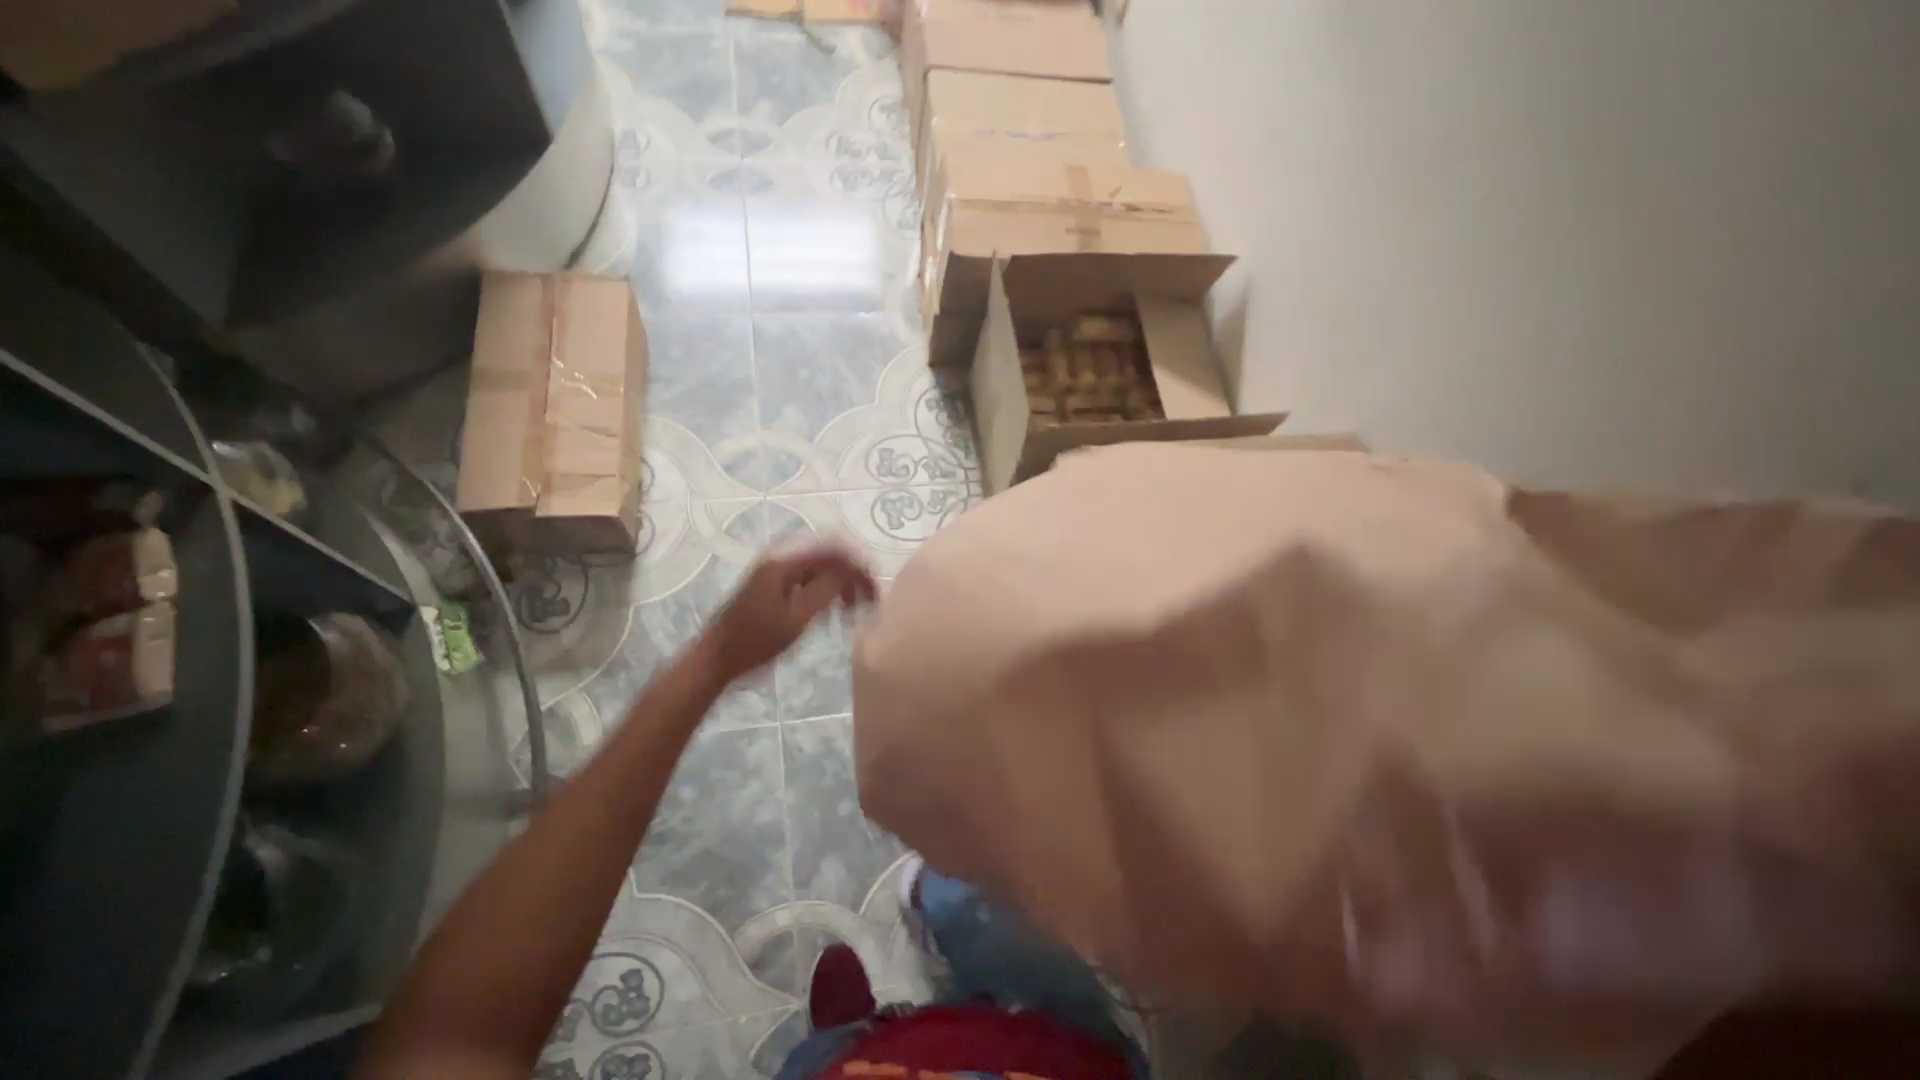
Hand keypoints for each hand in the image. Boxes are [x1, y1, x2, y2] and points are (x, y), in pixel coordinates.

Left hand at [702, 544, 877, 680]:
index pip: (834, 550)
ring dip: (840, 586)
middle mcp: (781, 558)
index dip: (859, 566)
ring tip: (852, 611)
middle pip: (828, 556)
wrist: (717, 658)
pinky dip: (825, 593)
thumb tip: (855, 570)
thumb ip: (828, 589)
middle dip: (852, 576)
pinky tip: (832, 614)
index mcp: (785, 561)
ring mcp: (775, 571)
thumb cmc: (757, 641)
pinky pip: (807, 580)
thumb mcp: (798, 617)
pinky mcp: (772, 586)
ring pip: (819, 569)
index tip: (875, 590)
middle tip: (868, 602)